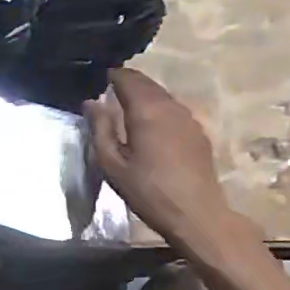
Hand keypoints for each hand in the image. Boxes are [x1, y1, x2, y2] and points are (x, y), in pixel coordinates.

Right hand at [83, 69, 254, 262]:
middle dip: (129, 82)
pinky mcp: (199, 132)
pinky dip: (159, 107)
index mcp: (146, 111)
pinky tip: (152, 123)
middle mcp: (170, 107)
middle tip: (111, 89)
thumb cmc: (147, 191)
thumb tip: (91, 103)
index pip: (128, 79)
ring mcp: (189, 118)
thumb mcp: (112, 164)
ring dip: (145, 94)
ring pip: (163, 95)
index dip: (113, 76)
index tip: (100, 78)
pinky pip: (175, 109)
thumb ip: (100, 129)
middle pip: (148, 84)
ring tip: (128, 104)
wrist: (196, 214)